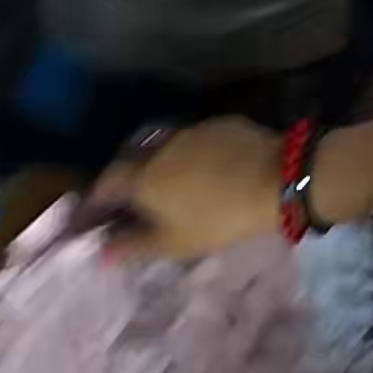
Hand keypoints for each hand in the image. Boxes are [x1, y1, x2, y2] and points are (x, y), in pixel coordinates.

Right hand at [90, 117, 284, 258]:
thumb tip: (103, 250)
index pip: (107, 181)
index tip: (95, 216)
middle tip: (131, 200)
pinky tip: (205, 167)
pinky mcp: (226, 122)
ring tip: (169, 184)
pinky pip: (198, 138)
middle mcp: (165, 145)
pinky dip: (192, 152)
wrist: (277, 177)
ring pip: (168, 144)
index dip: (97, 199)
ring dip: (161, 162)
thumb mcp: (174, 242)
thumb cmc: (220, 216)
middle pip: (134, 157)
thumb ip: (133, 245)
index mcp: (145, 174)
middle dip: (127, 177)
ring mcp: (198, 129)